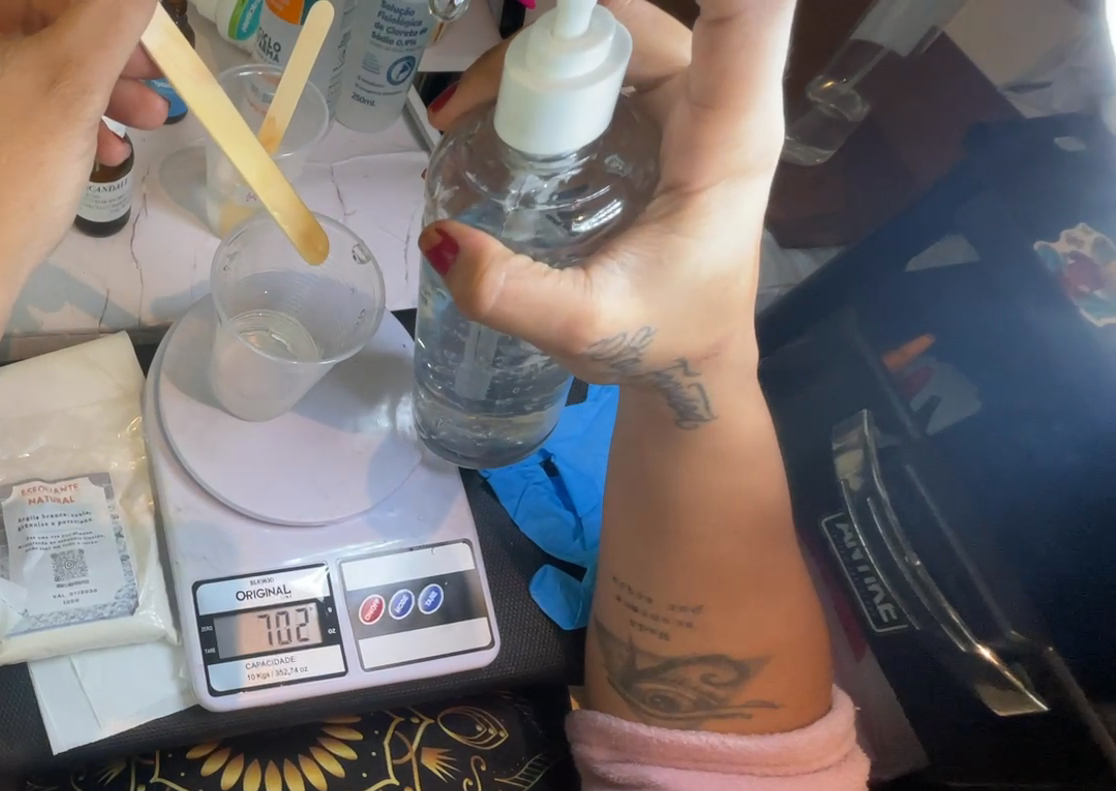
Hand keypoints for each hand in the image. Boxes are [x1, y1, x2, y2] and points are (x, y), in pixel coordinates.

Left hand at [0, 0, 161, 328]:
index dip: (85, 0)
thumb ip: (115, 8)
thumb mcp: (69, 85)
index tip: (129, 14)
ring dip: (89, 71)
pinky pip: (2, 78)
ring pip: (17, 38)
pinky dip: (55, 99)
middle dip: (96, 31)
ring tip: (149, 111)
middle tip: (156, 61)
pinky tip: (108, 137)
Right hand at [420, 0, 795, 426]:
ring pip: (609, 45)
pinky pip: (595, 79)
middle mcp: (713, 104)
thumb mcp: (582, 325)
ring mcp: (679, 112)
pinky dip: (540, 85)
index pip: (747, 13)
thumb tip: (438, 235)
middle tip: (464, 103)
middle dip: (551, 39)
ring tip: (459, 114)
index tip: (574, 0)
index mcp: (726, 137)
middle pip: (635, 26)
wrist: (686, 359)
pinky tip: (489, 124)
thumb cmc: (660, 337)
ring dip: (534, 62)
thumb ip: (509, 291)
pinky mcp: (649, 131)